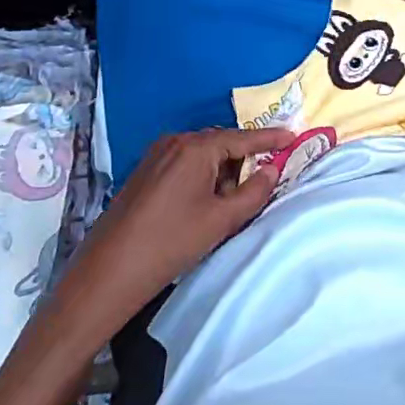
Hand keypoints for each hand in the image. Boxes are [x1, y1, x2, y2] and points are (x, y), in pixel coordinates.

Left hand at [56, 128, 291, 333]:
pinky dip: (203, 175)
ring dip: (223, 169)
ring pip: (202, 155)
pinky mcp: (145, 171)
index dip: (270, 138)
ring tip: (239, 194)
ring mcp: (156, 155)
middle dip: (245, 157)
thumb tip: (273, 168)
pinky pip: (184, 163)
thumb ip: (253, 192)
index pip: (242, 137)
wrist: (111, 268)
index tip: (294, 136)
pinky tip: (209, 199)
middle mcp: (175, 141)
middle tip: (270, 173)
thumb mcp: (221, 220)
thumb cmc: (171, 242)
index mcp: (195, 148)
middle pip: (221, 143)